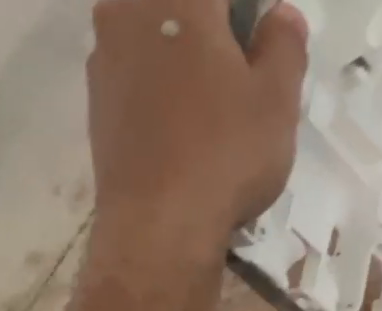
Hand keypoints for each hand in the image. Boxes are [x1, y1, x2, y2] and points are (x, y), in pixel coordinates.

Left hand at [86, 0, 308, 263]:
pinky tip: (190, 123)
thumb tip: (282, 12)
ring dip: (186, 52)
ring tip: (221, 101)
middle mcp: (130, 11)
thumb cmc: (229, 152)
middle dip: (214, 29)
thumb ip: (282, 48)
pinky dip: (165, 81)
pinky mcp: (99, 95)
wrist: (161, 218)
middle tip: (248, 69)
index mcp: (179, 3)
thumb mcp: (277, 102)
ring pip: (153, 31)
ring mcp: (106, 52)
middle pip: (179, 6)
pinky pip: (137, 67)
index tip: (265, 35)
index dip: (247, 11)